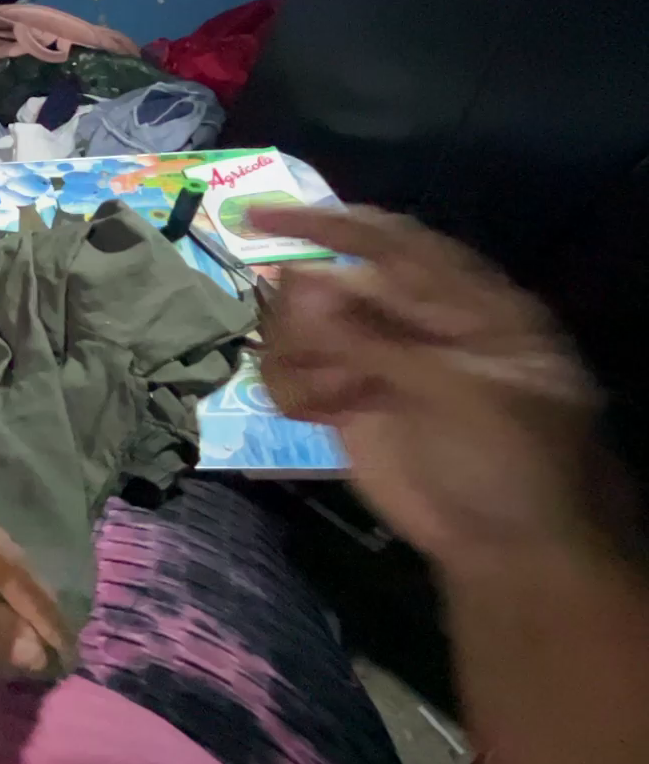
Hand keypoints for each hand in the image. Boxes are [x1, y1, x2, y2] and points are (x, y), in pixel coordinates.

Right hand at [248, 205, 616, 570]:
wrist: (504, 545)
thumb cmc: (508, 462)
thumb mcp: (455, 391)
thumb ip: (369, 337)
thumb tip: (293, 281)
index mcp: (466, 305)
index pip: (390, 242)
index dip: (326, 223)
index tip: (255, 217)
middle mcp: (414, 321)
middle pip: (327, 288)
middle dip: (303, 319)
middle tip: (306, 354)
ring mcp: (374, 358)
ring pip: (296, 330)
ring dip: (298, 362)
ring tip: (330, 398)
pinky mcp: (342, 394)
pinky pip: (287, 372)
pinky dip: (291, 390)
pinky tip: (317, 414)